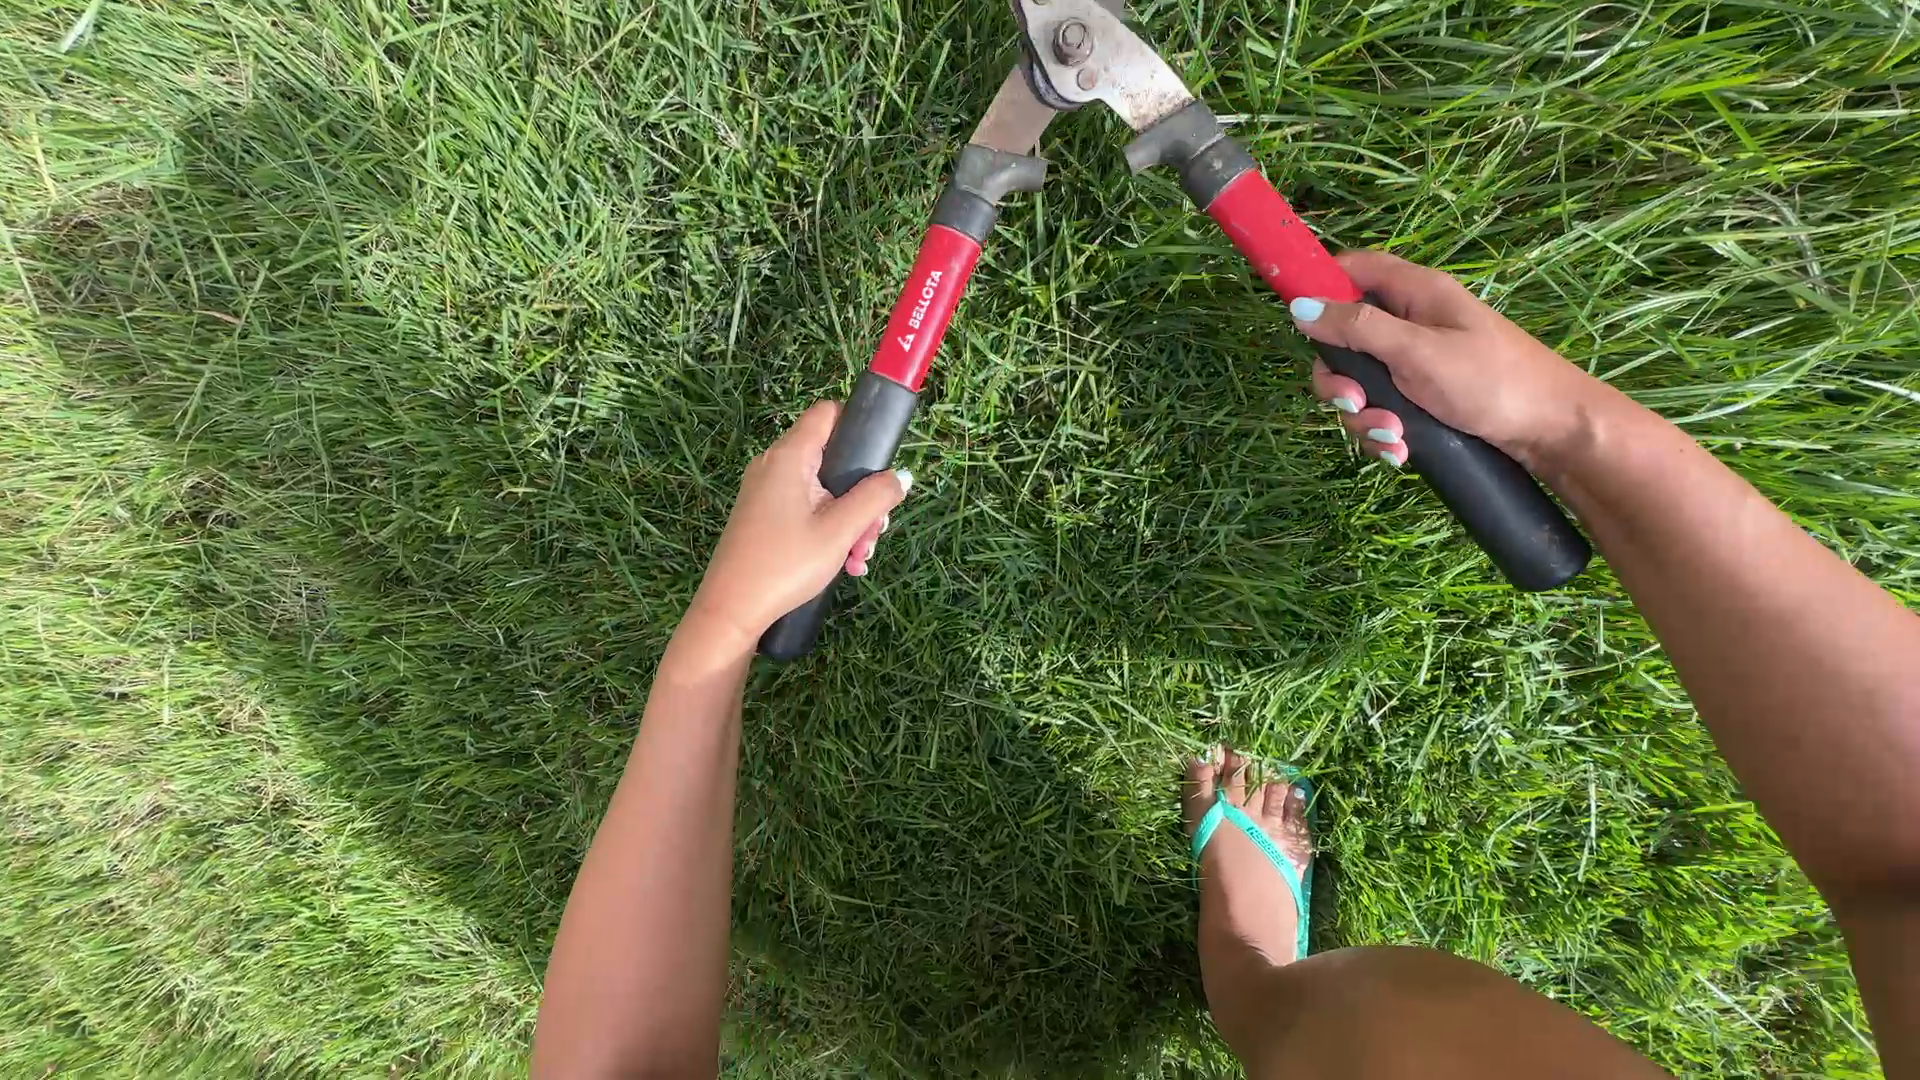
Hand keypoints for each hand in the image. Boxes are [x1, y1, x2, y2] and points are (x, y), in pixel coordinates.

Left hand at [685, 401, 910, 648]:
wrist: (732, 611)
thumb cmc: (786, 564)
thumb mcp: (840, 531)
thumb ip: (876, 498)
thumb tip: (901, 476)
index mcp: (789, 457)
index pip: (828, 414)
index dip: (859, 428)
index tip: (880, 462)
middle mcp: (774, 466)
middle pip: (833, 460)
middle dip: (862, 495)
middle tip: (876, 531)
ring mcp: (767, 493)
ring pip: (824, 492)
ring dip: (851, 521)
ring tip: (860, 558)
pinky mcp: (765, 517)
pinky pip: (808, 510)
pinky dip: (829, 530)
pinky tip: (845, 564)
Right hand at [1288, 250, 1615, 472]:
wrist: (1550, 431)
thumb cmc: (1491, 381)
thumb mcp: (1417, 352)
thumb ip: (1358, 329)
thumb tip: (1300, 308)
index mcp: (1413, 295)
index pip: (1352, 271)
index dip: (1318, 287)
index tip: (1294, 317)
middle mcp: (1407, 324)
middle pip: (1340, 340)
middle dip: (1338, 381)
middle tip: (1353, 402)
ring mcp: (1410, 362)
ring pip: (1355, 384)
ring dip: (1362, 416)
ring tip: (1392, 436)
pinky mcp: (1416, 397)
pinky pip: (1376, 409)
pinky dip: (1380, 433)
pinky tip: (1399, 450)